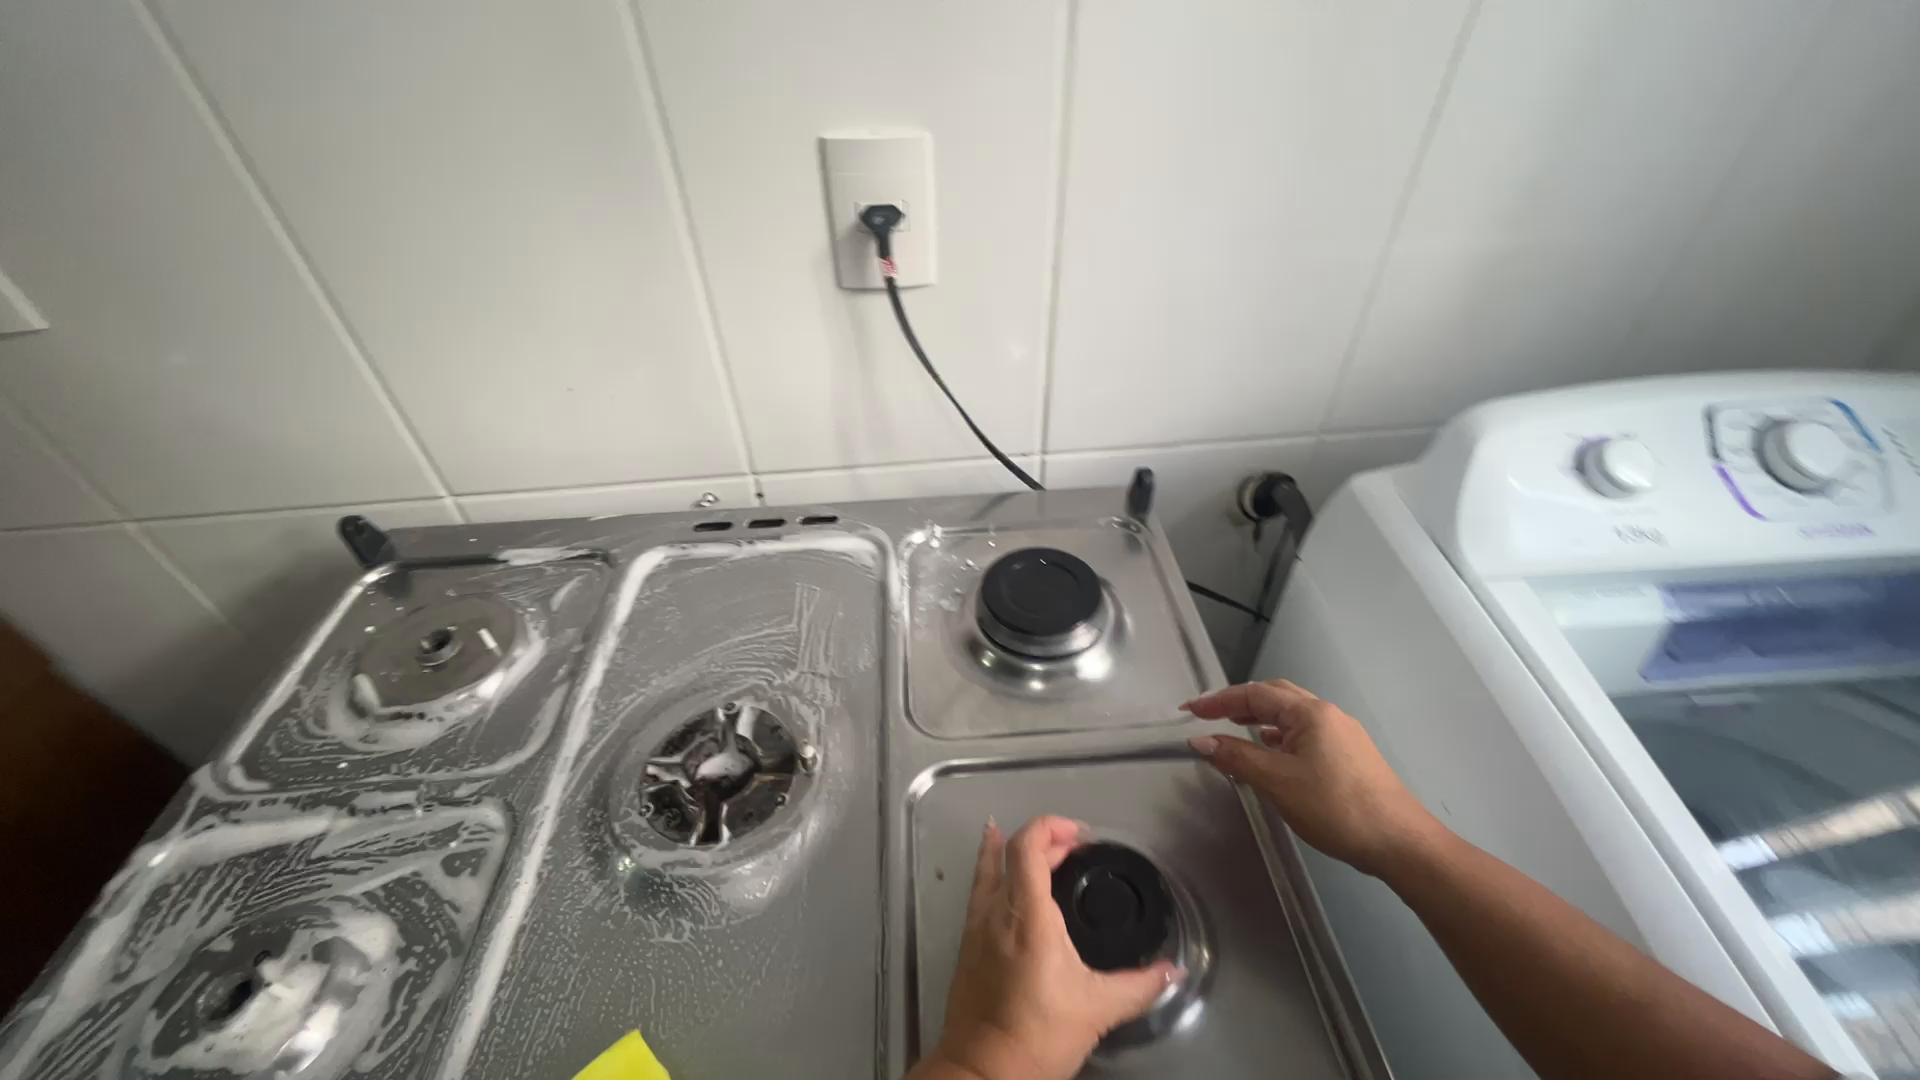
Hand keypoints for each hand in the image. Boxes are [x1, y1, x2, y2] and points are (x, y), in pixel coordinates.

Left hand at [922, 816, 1179, 1079]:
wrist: (983, 1072)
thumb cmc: (1037, 1037)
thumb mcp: (1096, 1010)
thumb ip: (1138, 986)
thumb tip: (1171, 972)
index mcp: (1027, 916)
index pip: (1027, 847)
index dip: (1050, 827)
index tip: (1078, 834)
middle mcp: (997, 910)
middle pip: (1013, 852)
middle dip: (1047, 841)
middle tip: (1076, 849)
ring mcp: (977, 924)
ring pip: (992, 866)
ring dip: (1017, 850)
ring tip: (1042, 843)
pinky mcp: (968, 941)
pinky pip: (979, 887)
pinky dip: (990, 865)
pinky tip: (993, 858)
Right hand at [1184, 679, 1443, 877]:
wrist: (1401, 843)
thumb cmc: (1336, 807)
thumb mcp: (1277, 782)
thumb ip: (1236, 757)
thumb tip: (1201, 740)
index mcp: (1310, 713)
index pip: (1254, 694)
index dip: (1218, 701)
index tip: (1188, 711)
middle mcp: (1327, 714)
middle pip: (1275, 696)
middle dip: (1238, 702)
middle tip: (1208, 714)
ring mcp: (1343, 734)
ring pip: (1291, 714)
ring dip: (1259, 717)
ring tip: (1233, 729)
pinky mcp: (1350, 755)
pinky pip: (1305, 732)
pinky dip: (1279, 735)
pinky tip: (1271, 751)